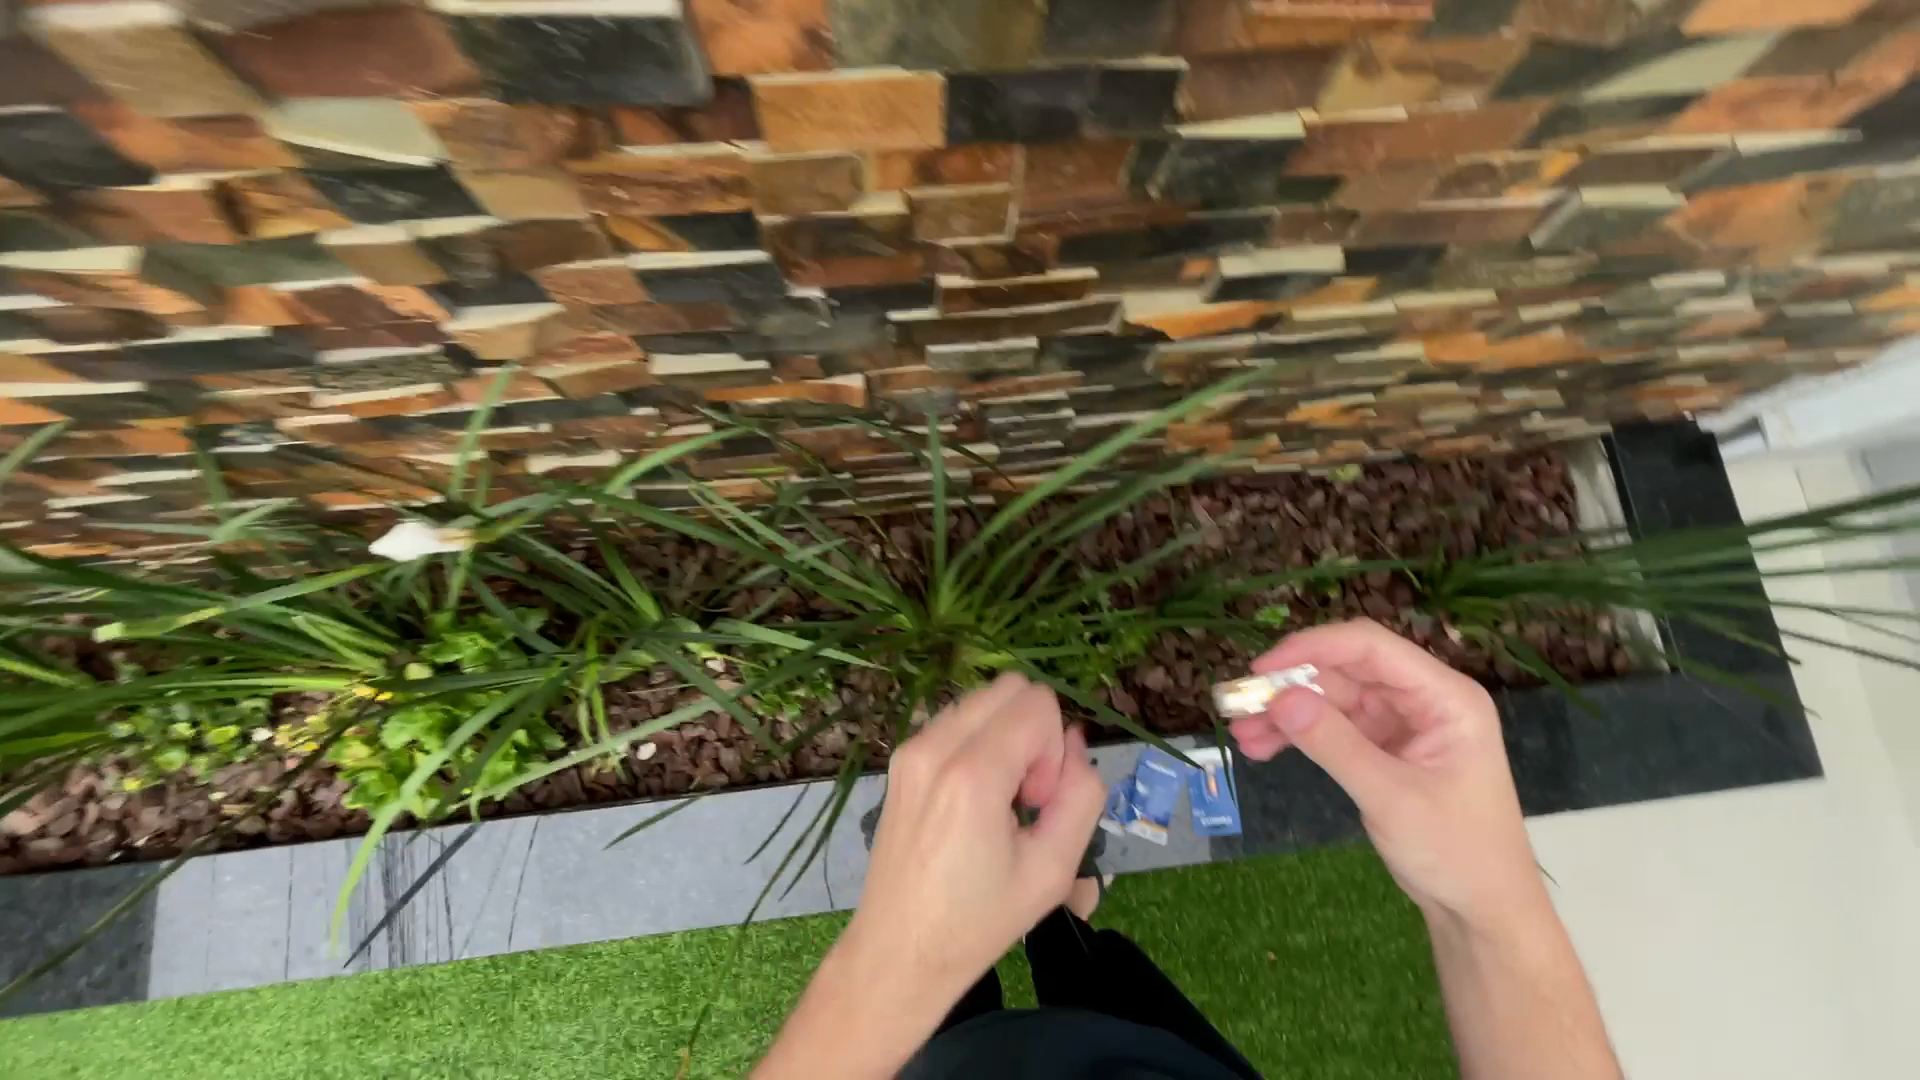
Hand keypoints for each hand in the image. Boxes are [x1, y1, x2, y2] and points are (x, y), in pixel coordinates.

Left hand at [845, 673, 1105, 997]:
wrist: (899, 950)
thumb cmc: (978, 920)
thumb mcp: (1053, 870)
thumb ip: (1083, 795)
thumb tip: (1075, 743)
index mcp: (971, 773)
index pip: (1037, 702)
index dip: (1054, 749)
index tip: (1038, 801)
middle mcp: (934, 745)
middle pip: (1010, 688)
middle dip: (1033, 733)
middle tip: (1024, 796)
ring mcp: (911, 747)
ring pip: (984, 699)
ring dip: (1006, 736)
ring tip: (998, 799)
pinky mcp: (901, 757)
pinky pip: (958, 720)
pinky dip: (980, 742)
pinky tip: (974, 798)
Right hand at [1231, 619, 1543, 923]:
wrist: (1480, 911)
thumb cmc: (1457, 853)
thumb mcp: (1391, 796)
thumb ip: (1334, 743)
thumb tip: (1278, 699)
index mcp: (1443, 697)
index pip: (1369, 647)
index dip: (1312, 648)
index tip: (1262, 668)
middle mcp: (1420, 699)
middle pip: (1342, 671)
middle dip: (1289, 686)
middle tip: (1241, 705)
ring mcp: (1398, 722)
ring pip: (1329, 699)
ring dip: (1285, 714)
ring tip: (1242, 735)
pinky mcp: (1380, 746)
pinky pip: (1329, 727)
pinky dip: (1296, 735)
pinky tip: (1261, 748)